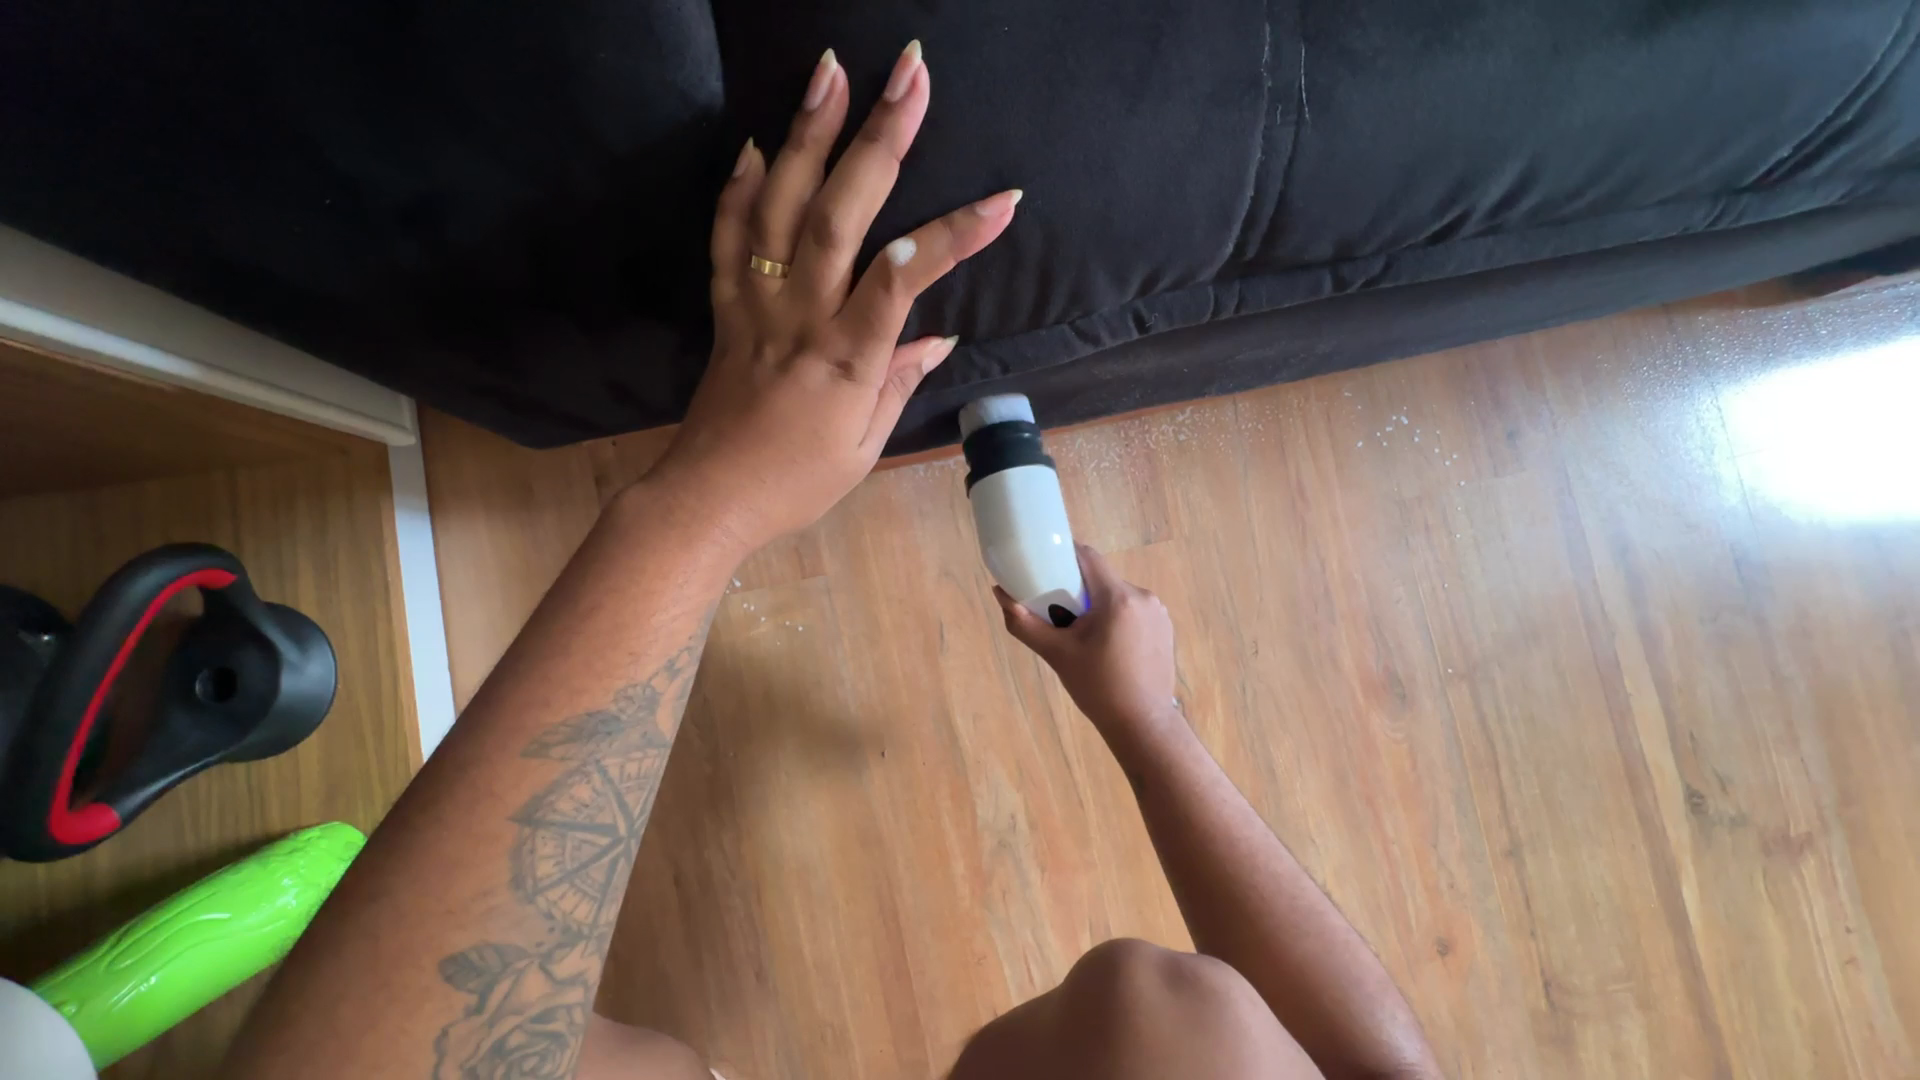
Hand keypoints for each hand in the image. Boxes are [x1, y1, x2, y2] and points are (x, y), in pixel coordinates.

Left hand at [646, 41, 1019, 551]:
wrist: (709, 496)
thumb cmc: (795, 483)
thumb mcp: (864, 446)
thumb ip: (898, 383)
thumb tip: (937, 339)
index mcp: (845, 359)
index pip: (905, 280)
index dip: (955, 236)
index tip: (1002, 203)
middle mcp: (799, 318)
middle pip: (839, 215)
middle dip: (878, 140)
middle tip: (908, 76)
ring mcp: (754, 307)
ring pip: (778, 208)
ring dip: (806, 134)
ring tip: (830, 72)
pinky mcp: (724, 309)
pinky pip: (728, 239)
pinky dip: (739, 188)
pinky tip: (756, 145)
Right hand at [995, 544, 1187, 749]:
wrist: (1142, 723)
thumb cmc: (1097, 688)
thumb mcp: (1056, 654)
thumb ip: (1025, 623)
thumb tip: (1001, 593)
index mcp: (1117, 598)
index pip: (1088, 557)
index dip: (1065, 556)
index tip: (1046, 566)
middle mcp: (1143, 597)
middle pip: (1102, 578)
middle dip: (1079, 589)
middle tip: (1060, 613)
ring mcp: (1158, 612)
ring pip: (1118, 595)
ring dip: (1099, 605)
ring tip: (1084, 635)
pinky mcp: (1165, 627)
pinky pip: (1134, 610)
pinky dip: (1117, 619)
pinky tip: (1109, 646)